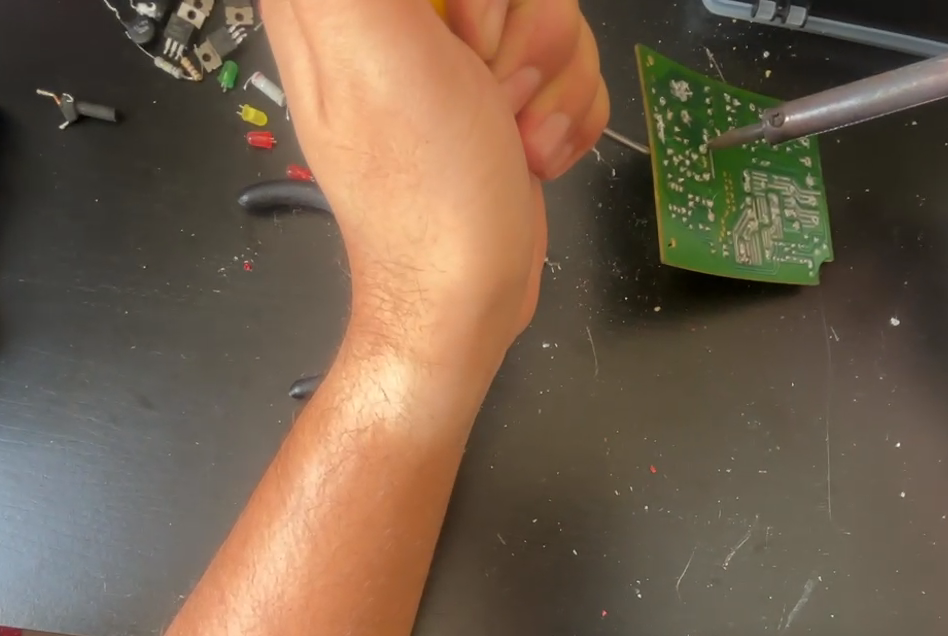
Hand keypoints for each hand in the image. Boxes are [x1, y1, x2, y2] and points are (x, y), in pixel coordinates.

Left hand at [262, 0, 607, 361]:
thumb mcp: (376, 48)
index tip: (459, 32)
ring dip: (549, 80)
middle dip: (518, 27)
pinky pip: (571, 58)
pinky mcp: (506, 92)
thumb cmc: (424, 198)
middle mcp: (401, 15)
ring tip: (506, 134)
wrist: (467, 295)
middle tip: (481, 89)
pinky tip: (527, 151)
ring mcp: (461, 55)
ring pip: (551, 4)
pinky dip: (564, 111)